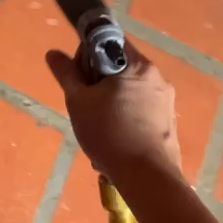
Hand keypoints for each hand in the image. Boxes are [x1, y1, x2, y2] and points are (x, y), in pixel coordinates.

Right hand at [45, 39, 181, 176]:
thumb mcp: (78, 101)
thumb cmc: (110, 133)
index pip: (109, 41)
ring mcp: (166, 102)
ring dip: (111, 100)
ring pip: (130, 89)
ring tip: (99, 125)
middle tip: (86, 102)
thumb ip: (66, 73)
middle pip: (120, 66)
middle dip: (99, 81)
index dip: (88, 54)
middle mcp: (157, 77)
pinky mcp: (169, 123)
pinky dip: (126, 116)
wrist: (149, 181)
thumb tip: (53, 53)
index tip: (80, 76)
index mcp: (137, 65)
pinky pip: (141, 109)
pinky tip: (115, 139)